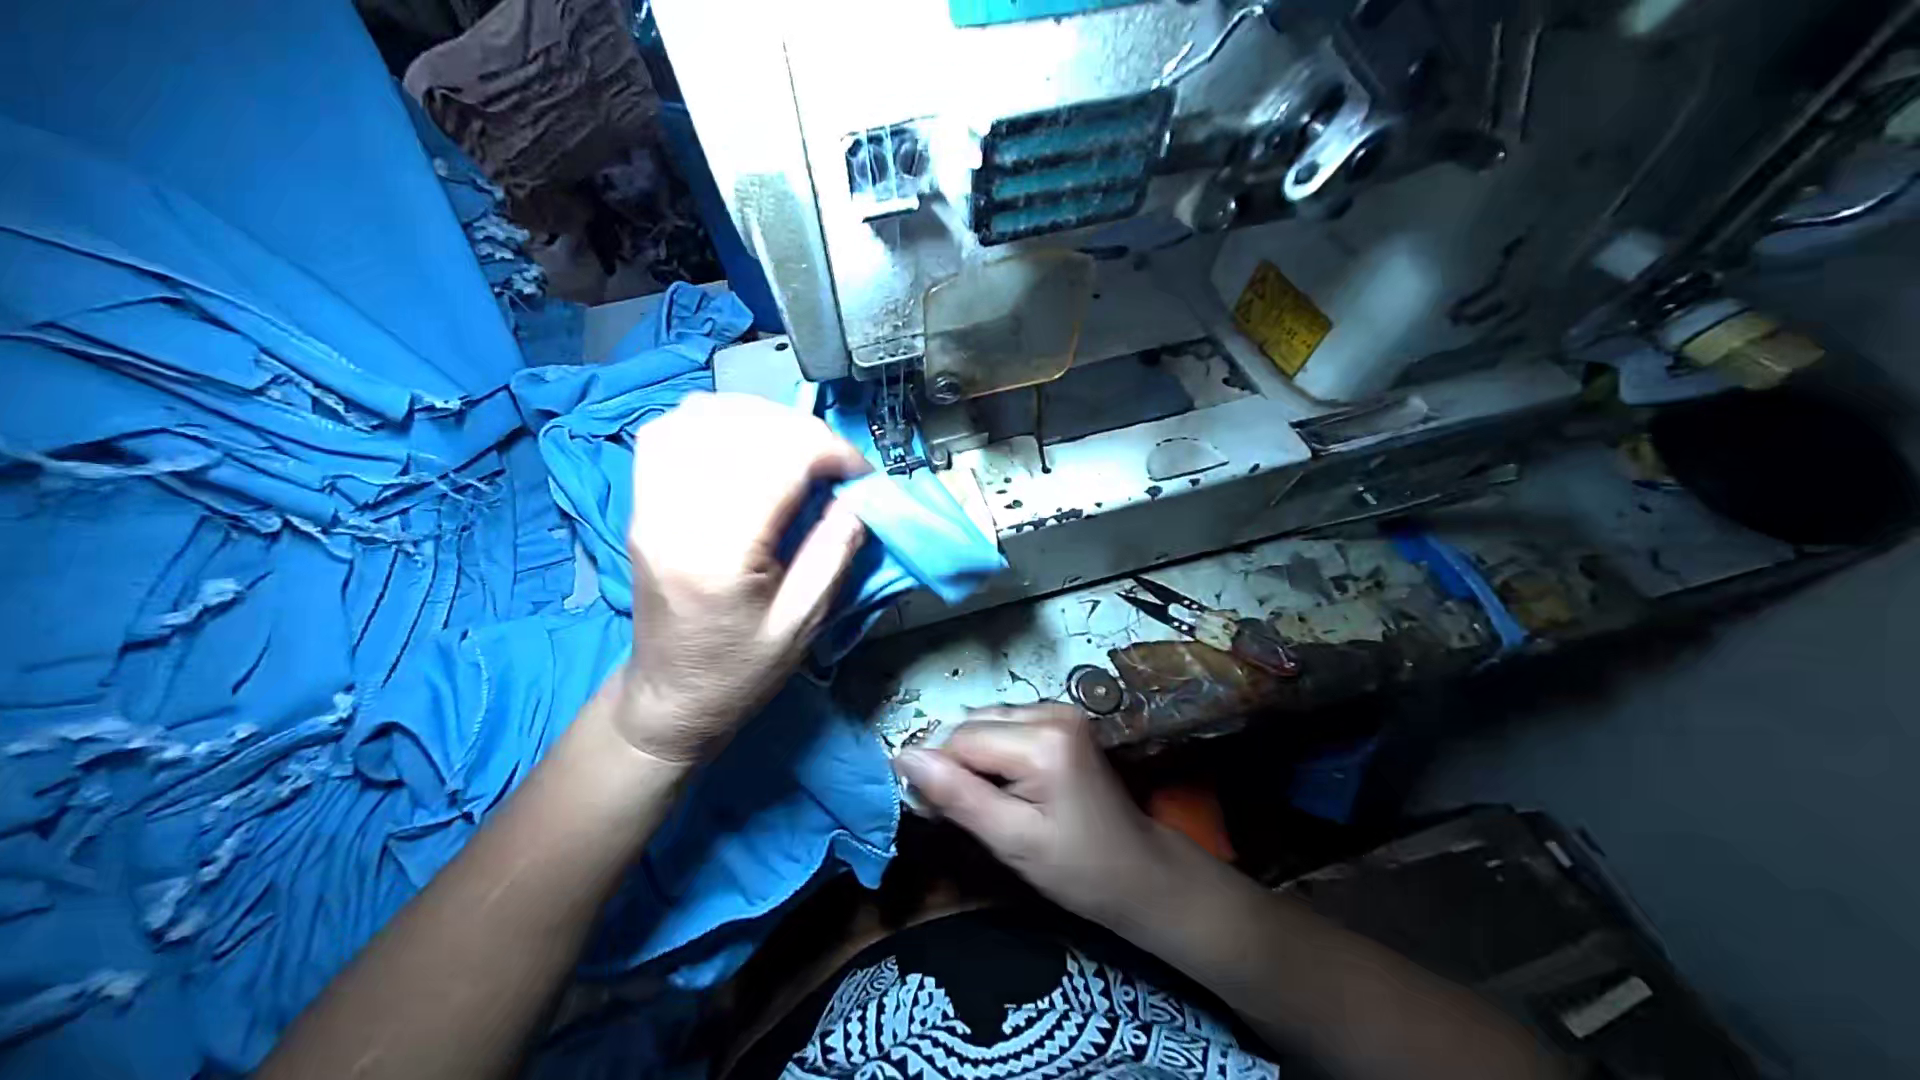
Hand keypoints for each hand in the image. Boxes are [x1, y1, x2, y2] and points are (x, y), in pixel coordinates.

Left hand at [613, 393, 870, 763]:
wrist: (671, 696)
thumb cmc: (740, 670)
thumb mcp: (804, 623)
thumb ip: (834, 551)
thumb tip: (855, 495)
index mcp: (719, 555)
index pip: (777, 461)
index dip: (830, 451)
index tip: (859, 472)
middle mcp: (674, 518)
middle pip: (741, 431)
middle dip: (801, 431)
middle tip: (833, 461)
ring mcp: (649, 505)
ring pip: (698, 417)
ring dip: (758, 416)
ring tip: (795, 442)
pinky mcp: (641, 503)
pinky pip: (667, 431)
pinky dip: (712, 417)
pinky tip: (745, 435)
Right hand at [895, 704, 1168, 923]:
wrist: (1138, 871)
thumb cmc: (1077, 868)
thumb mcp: (1011, 840)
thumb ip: (956, 795)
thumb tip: (903, 757)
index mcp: (1043, 741)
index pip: (961, 740)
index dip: (941, 775)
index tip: (939, 812)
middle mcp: (1052, 711)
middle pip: (973, 725)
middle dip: (959, 764)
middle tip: (969, 812)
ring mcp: (1060, 710)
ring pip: (986, 722)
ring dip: (975, 757)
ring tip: (991, 800)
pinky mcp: (1062, 718)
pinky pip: (1006, 724)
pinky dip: (995, 750)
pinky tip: (1008, 783)